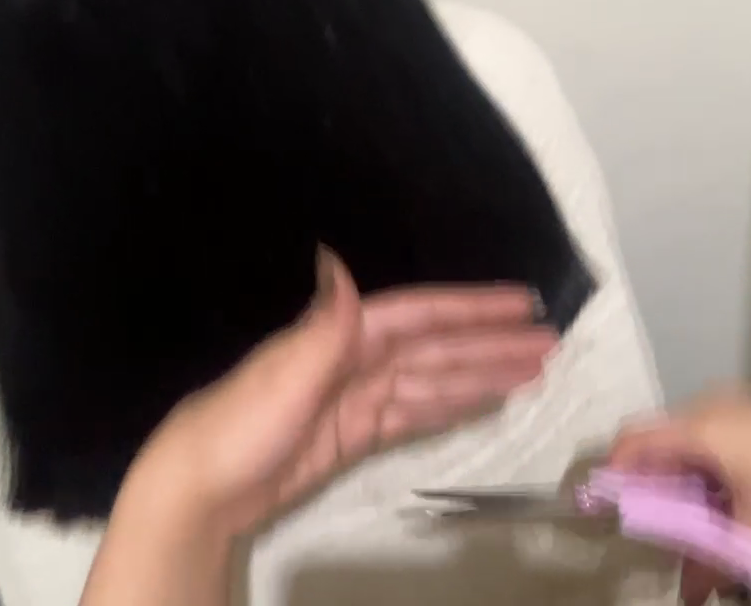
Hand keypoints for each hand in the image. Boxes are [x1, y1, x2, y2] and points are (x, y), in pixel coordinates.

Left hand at [118, 248, 557, 536]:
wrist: (201, 488)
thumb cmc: (239, 427)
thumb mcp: (281, 378)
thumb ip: (322, 328)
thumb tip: (341, 262)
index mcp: (344, 336)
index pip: (421, 316)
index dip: (471, 308)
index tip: (521, 302)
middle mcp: (358, 358)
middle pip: (437, 347)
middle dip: (492, 344)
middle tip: (550, 342)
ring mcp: (359, 397)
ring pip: (433, 380)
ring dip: (481, 373)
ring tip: (532, 369)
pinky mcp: (355, 433)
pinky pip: (414, 414)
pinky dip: (449, 406)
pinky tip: (479, 400)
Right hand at [609, 389, 750, 601]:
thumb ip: (711, 560)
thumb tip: (686, 589)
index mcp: (702, 426)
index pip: (634, 440)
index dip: (616, 475)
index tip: (613, 512)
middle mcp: (712, 407)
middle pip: (660, 444)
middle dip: (656, 491)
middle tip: (665, 536)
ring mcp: (737, 410)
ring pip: (688, 446)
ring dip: (685, 487)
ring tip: (703, 533)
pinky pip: (713, 443)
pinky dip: (709, 475)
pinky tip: (731, 510)